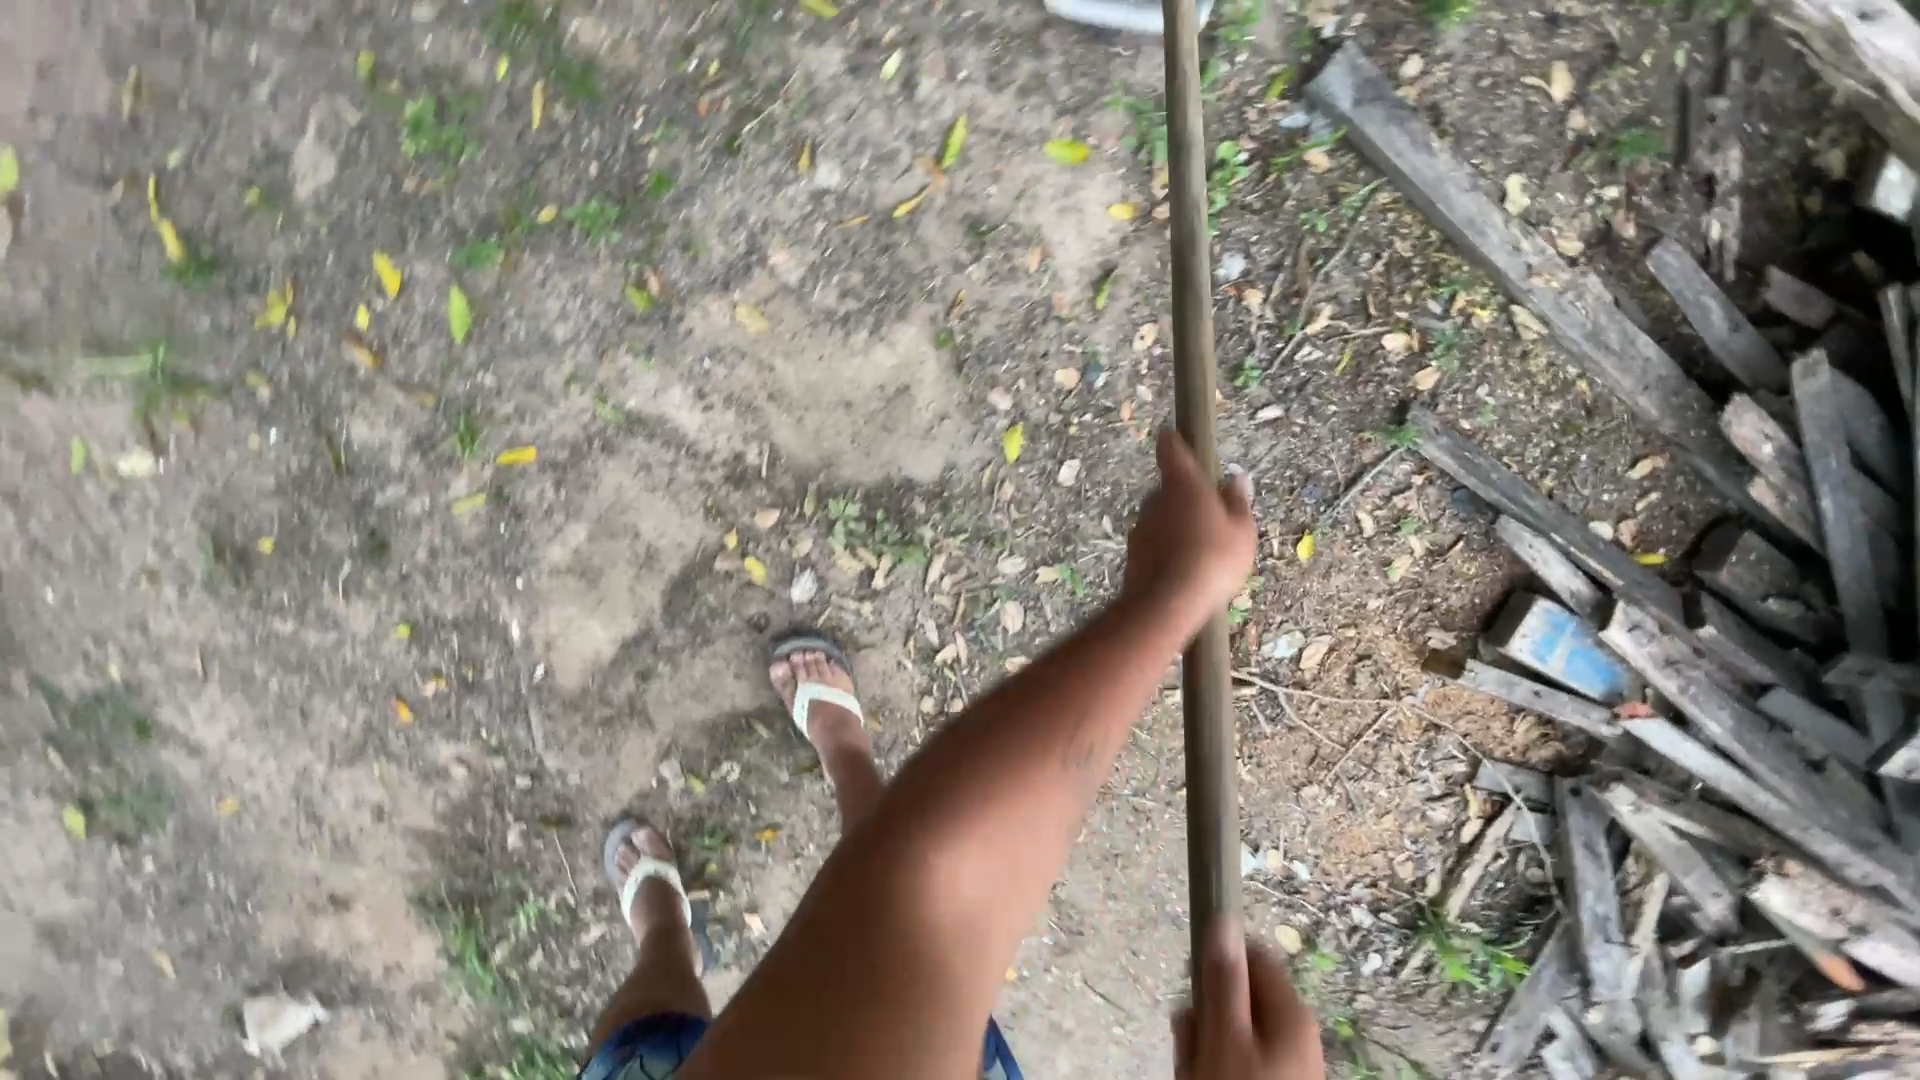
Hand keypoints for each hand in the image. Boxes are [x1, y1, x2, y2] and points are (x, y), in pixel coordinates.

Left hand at [1122, 429, 1257, 627]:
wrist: (1167, 603)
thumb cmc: (1213, 559)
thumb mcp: (1241, 531)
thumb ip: (1237, 502)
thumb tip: (1237, 478)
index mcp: (1183, 485)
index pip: (1172, 450)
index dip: (1173, 440)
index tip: (1171, 432)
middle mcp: (1155, 500)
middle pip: (1169, 488)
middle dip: (1185, 496)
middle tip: (1208, 514)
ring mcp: (1140, 527)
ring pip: (1161, 518)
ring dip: (1175, 525)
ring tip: (1200, 548)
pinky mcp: (1133, 554)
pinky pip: (1154, 542)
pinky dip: (1166, 548)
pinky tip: (1183, 567)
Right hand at [1173, 921, 1324, 1079]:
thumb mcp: (1225, 1036)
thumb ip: (1223, 978)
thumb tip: (1222, 919)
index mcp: (1292, 1013)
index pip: (1252, 954)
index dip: (1218, 960)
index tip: (1192, 982)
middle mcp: (1295, 1031)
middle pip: (1238, 996)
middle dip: (1205, 1013)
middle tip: (1190, 1041)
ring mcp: (1287, 1062)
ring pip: (1232, 1031)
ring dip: (1204, 1044)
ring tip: (1193, 1069)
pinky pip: (1237, 1060)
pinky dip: (1215, 1066)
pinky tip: (1202, 1078)